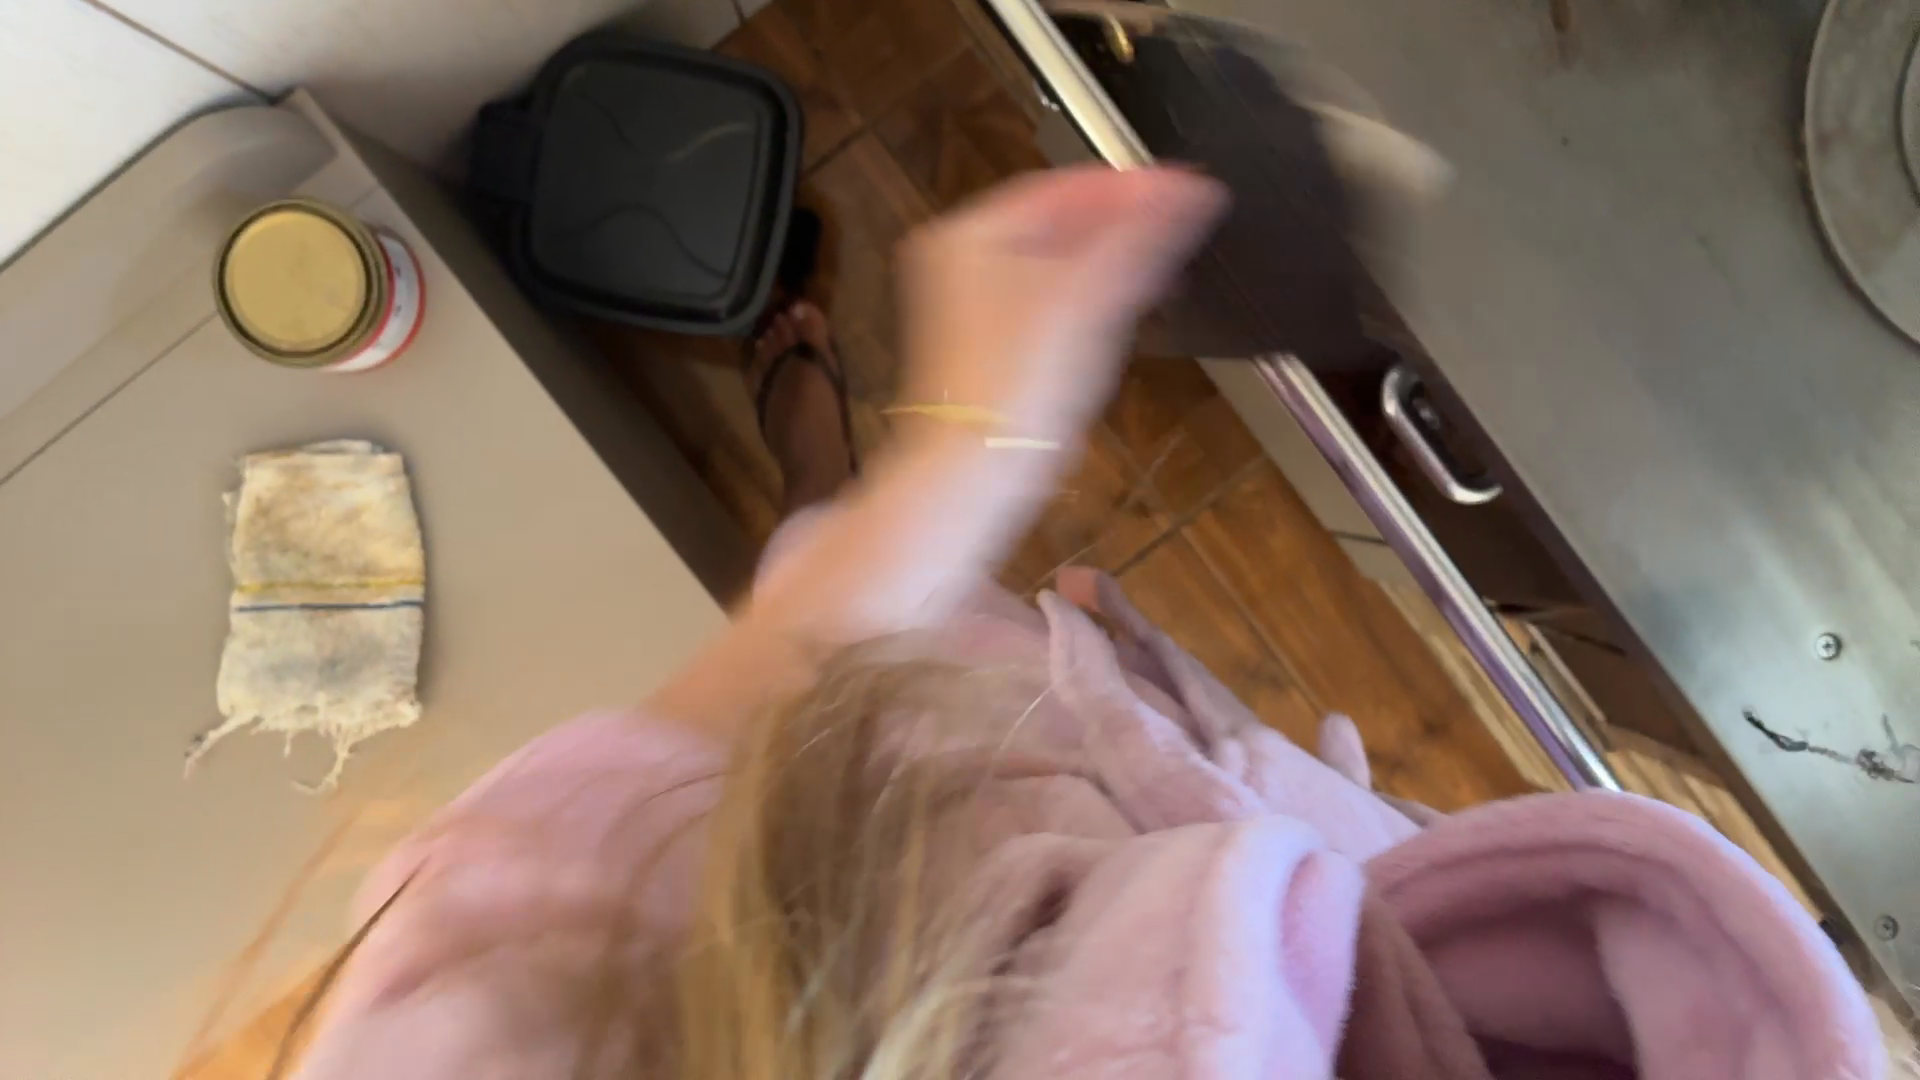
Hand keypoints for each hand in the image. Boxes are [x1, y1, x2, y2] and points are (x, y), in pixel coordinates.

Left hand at [897, 165, 1227, 448]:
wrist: (975, 473)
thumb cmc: (1016, 384)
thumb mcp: (1086, 298)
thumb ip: (1140, 238)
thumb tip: (1191, 189)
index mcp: (968, 237)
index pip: (1060, 188)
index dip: (1127, 188)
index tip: (1184, 191)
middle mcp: (960, 268)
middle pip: (1057, 228)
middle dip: (1121, 228)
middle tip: (1180, 228)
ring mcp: (973, 313)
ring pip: (1054, 271)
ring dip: (1108, 266)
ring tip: (1163, 268)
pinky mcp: (992, 353)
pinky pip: (1048, 310)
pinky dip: (1087, 305)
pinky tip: (1124, 311)